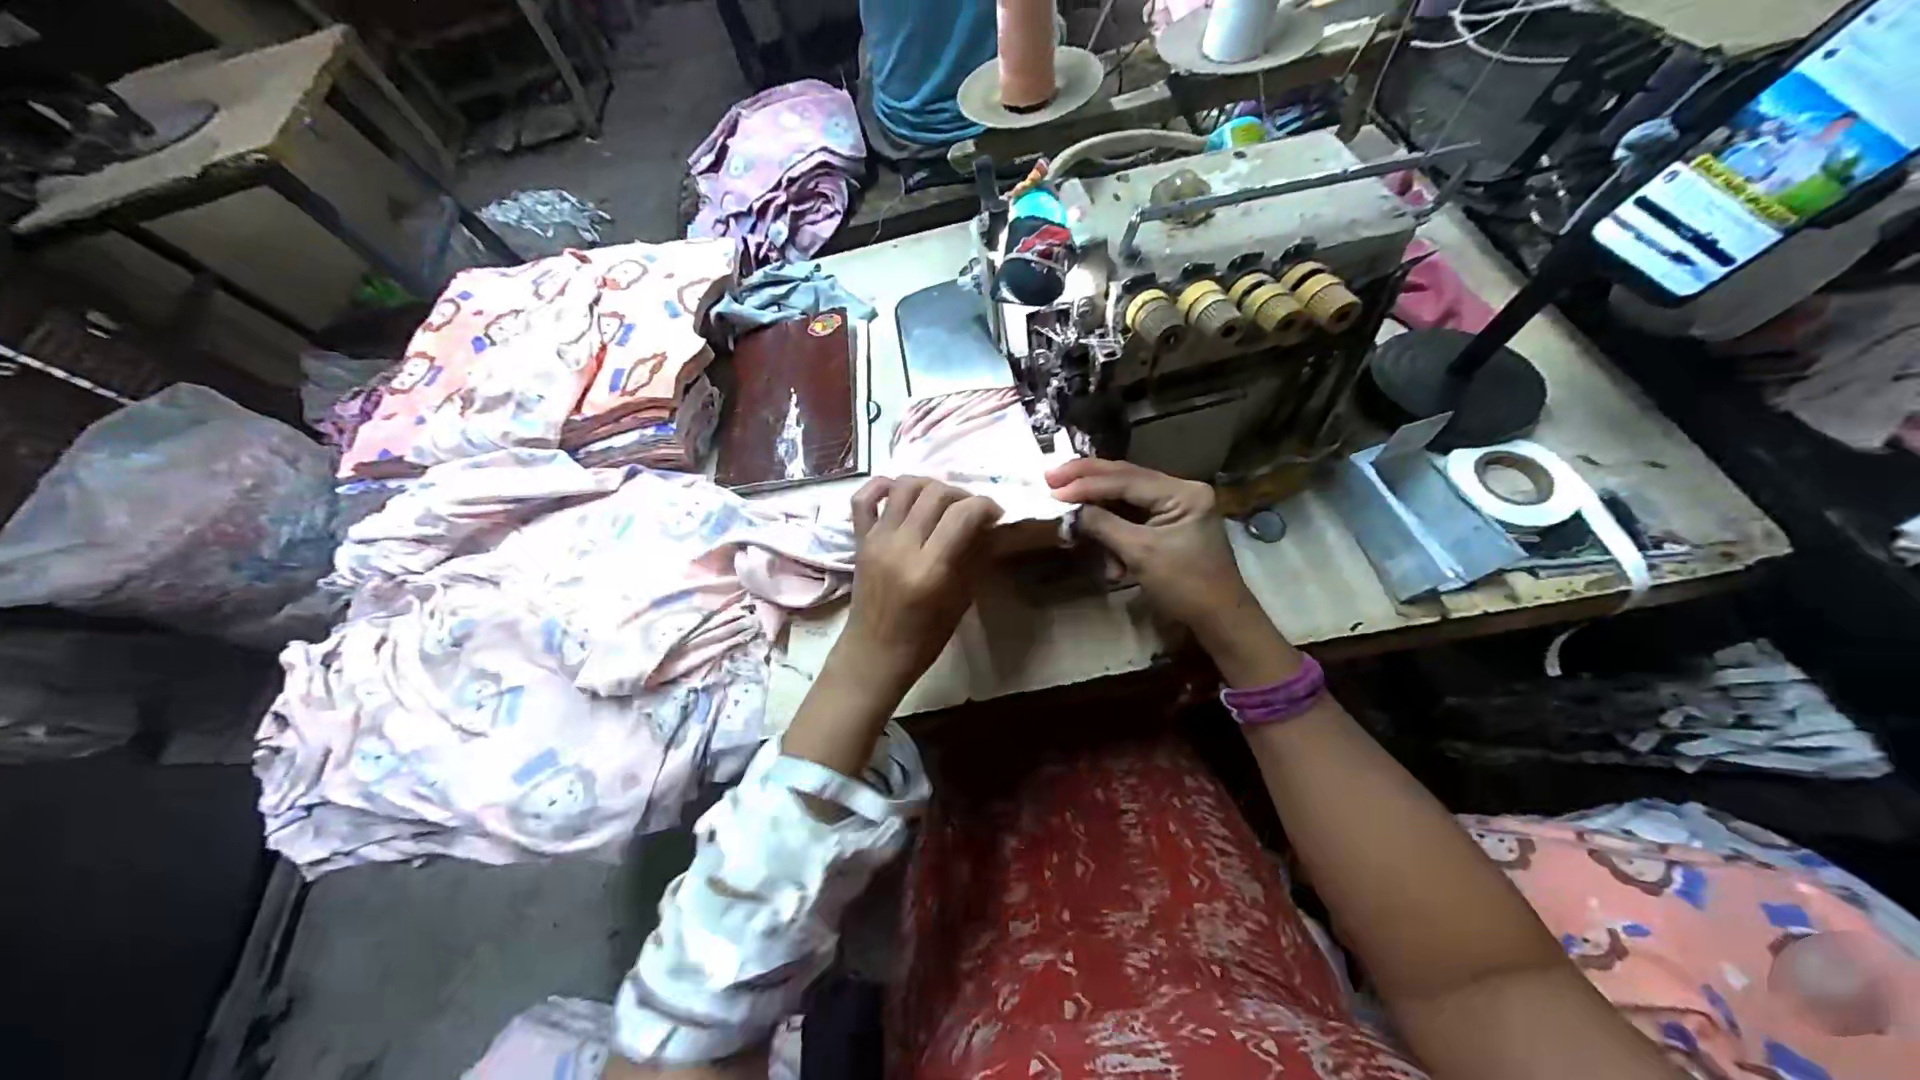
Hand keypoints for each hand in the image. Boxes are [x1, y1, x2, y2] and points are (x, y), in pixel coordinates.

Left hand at [842, 476, 1002, 695]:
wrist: (873, 655)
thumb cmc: (923, 638)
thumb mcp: (960, 601)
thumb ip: (975, 559)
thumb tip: (991, 527)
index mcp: (929, 569)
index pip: (963, 515)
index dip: (986, 506)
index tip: (996, 516)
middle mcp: (901, 547)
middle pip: (936, 494)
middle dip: (962, 495)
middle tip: (972, 512)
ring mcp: (876, 540)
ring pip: (904, 486)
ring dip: (930, 485)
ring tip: (942, 501)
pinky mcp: (859, 539)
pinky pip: (864, 498)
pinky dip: (883, 486)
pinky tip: (900, 492)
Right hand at [1047, 458, 1300, 685]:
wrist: (1220, 619)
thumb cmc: (1185, 585)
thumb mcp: (1140, 554)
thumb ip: (1104, 525)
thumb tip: (1071, 510)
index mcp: (1183, 492)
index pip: (1126, 480)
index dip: (1087, 484)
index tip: (1053, 488)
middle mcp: (1181, 491)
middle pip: (1125, 479)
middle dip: (1087, 482)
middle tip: (1051, 477)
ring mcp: (1176, 507)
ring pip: (1125, 501)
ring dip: (1101, 519)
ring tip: (1075, 531)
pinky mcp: (1169, 525)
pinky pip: (1133, 520)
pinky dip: (1116, 537)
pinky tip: (1112, 566)